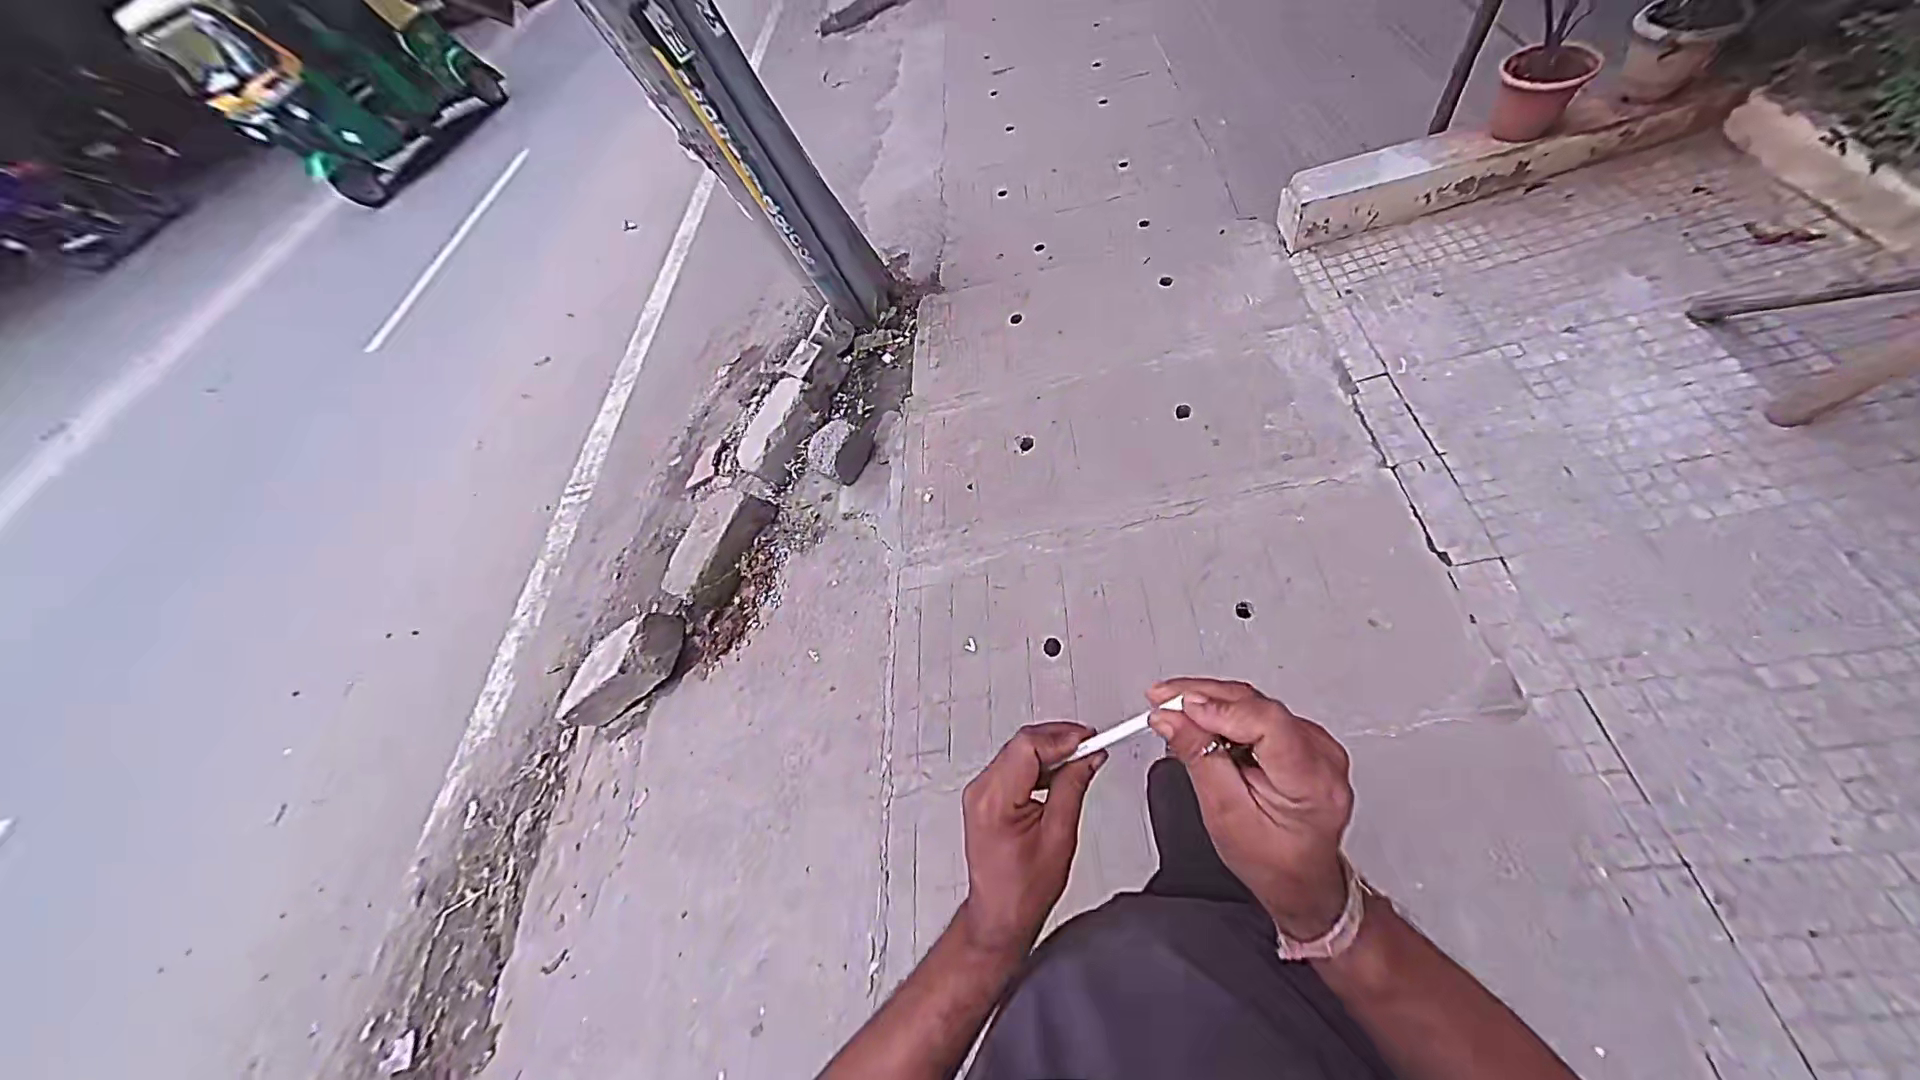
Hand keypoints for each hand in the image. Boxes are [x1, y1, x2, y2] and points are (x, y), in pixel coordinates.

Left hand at [958, 722, 1104, 956]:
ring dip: (1050, 749)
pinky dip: (1039, 761)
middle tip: (1091, 744)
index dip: (1062, 737)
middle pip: (1021, 743)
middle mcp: (981, 790)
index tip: (1089, 739)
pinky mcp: (986, 793)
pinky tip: (1060, 771)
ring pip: (1018, 749)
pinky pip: (1014, 763)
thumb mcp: (1059, 837)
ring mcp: (980, 790)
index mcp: (994, 801)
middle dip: (1059, 739)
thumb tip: (1086, 757)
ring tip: (1080, 758)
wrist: (1000, 913)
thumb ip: (1072, 788)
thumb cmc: (1023, 889)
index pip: (1027, 747)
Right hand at [1147, 678, 1353, 940]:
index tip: (1178, 707)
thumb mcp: (1225, 815)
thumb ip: (1198, 759)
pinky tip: (1196, 717)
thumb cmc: (1272, 860)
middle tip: (1160, 700)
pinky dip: (1220, 708)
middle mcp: (1321, 754)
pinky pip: (1254, 708)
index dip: (1218, 709)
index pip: (1267, 723)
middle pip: (1255, 704)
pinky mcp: (1298, 734)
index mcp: (1312, 781)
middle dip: (1201, 697)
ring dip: (1206, 700)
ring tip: (1170, 708)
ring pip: (1251, 701)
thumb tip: (1172, 719)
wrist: (1299, 876)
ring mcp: (1313, 740)